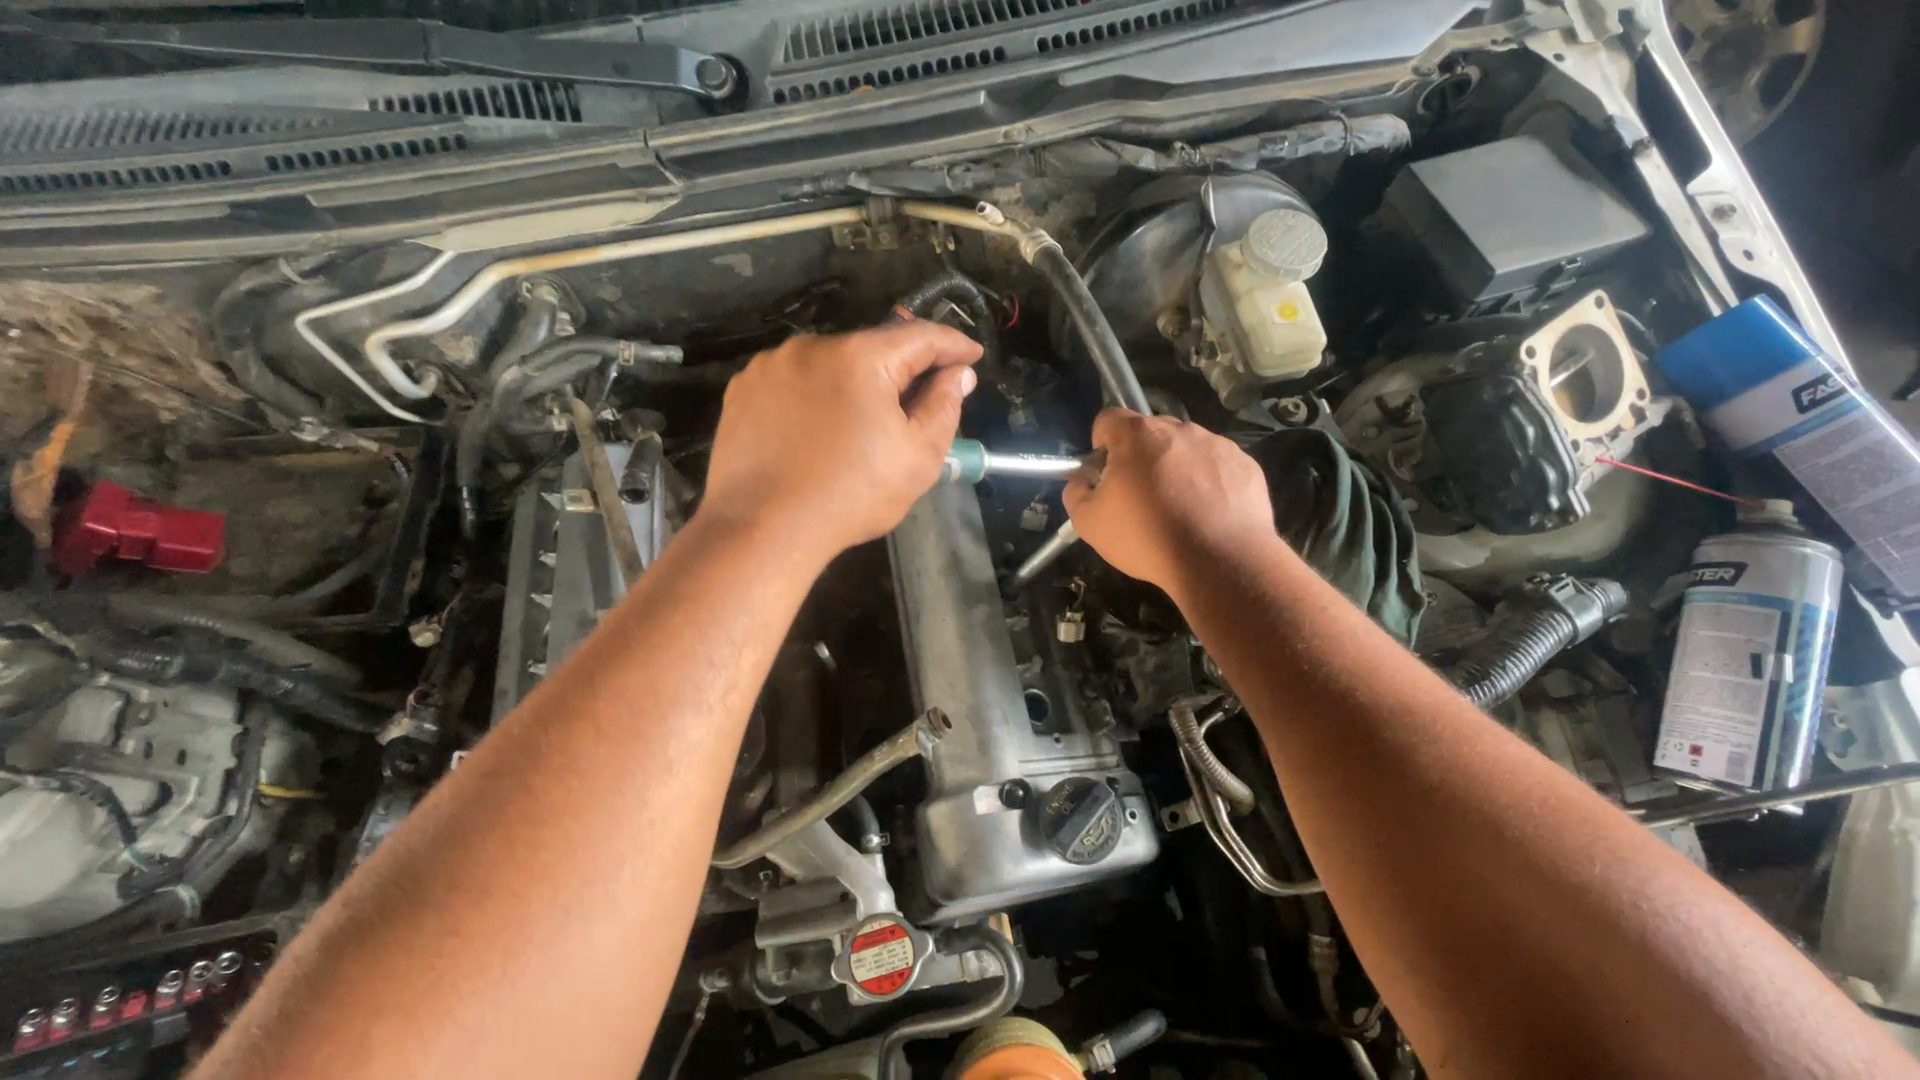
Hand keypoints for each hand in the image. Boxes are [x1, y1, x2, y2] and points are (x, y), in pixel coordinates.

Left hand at [702, 323, 981, 559]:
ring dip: (853, 385)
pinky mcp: (742, 390)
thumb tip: (957, 374)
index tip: (972, 354)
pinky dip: (813, 397)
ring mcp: (770, 366)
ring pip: (829, 365)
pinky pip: (793, 383)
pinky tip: (816, 432)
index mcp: (861, 357)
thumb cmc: (850, 495)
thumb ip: (943, 408)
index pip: (920, 336)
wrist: (761, 528)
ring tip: (861, 426)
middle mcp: (812, 346)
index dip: (953, 345)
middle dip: (900, 372)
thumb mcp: (917, 459)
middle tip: (919, 404)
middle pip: (871, 350)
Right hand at [1064, 409, 1280, 595]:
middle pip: (1150, 432)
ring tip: (1179, 510)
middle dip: (1141, 457)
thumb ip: (1076, 494)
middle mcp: (1179, 429)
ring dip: (1177, 468)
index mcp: (1137, 435)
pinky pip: (1218, 466)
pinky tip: (1207, 515)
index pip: (1109, 418)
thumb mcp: (1090, 523)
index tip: (1106, 472)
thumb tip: (1080, 482)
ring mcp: (1217, 444)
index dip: (1102, 443)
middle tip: (1141, 497)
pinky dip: (1209, 483)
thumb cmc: (1147, 538)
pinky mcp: (1245, 464)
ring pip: (1186, 448)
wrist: (1219, 561)